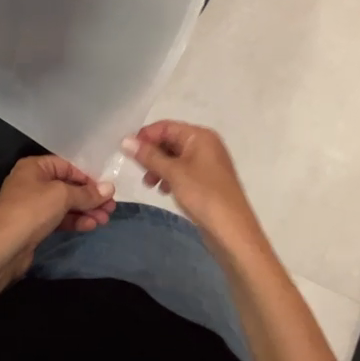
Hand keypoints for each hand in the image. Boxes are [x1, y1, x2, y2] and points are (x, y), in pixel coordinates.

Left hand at [0, 155, 115, 256]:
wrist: (4, 247)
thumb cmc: (32, 210)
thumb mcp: (62, 196)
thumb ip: (86, 193)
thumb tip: (110, 188)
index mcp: (33, 167)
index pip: (65, 166)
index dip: (86, 177)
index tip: (106, 189)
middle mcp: (31, 182)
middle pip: (66, 186)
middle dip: (89, 197)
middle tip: (110, 208)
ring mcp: (32, 205)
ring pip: (64, 204)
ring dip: (85, 210)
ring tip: (105, 219)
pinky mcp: (34, 225)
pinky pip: (58, 218)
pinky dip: (74, 221)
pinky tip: (91, 226)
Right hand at [123, 121, 257, 242]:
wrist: (234, 233)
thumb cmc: (204, 196)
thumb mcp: (173, 173)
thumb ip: (149, 156)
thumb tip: (125, 140)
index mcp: (200, 136)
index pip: (165, 127)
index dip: (145, 137)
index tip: (127, 152)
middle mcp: (205, 144)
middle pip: (170, 141)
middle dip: (152, 154)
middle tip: (138, 171)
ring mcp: (208, 163)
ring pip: (175, 157)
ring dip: (159, 167)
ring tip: (149, 184)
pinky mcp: (207, 181)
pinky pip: (183, 171)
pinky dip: (170, 177)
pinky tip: (163, 190)